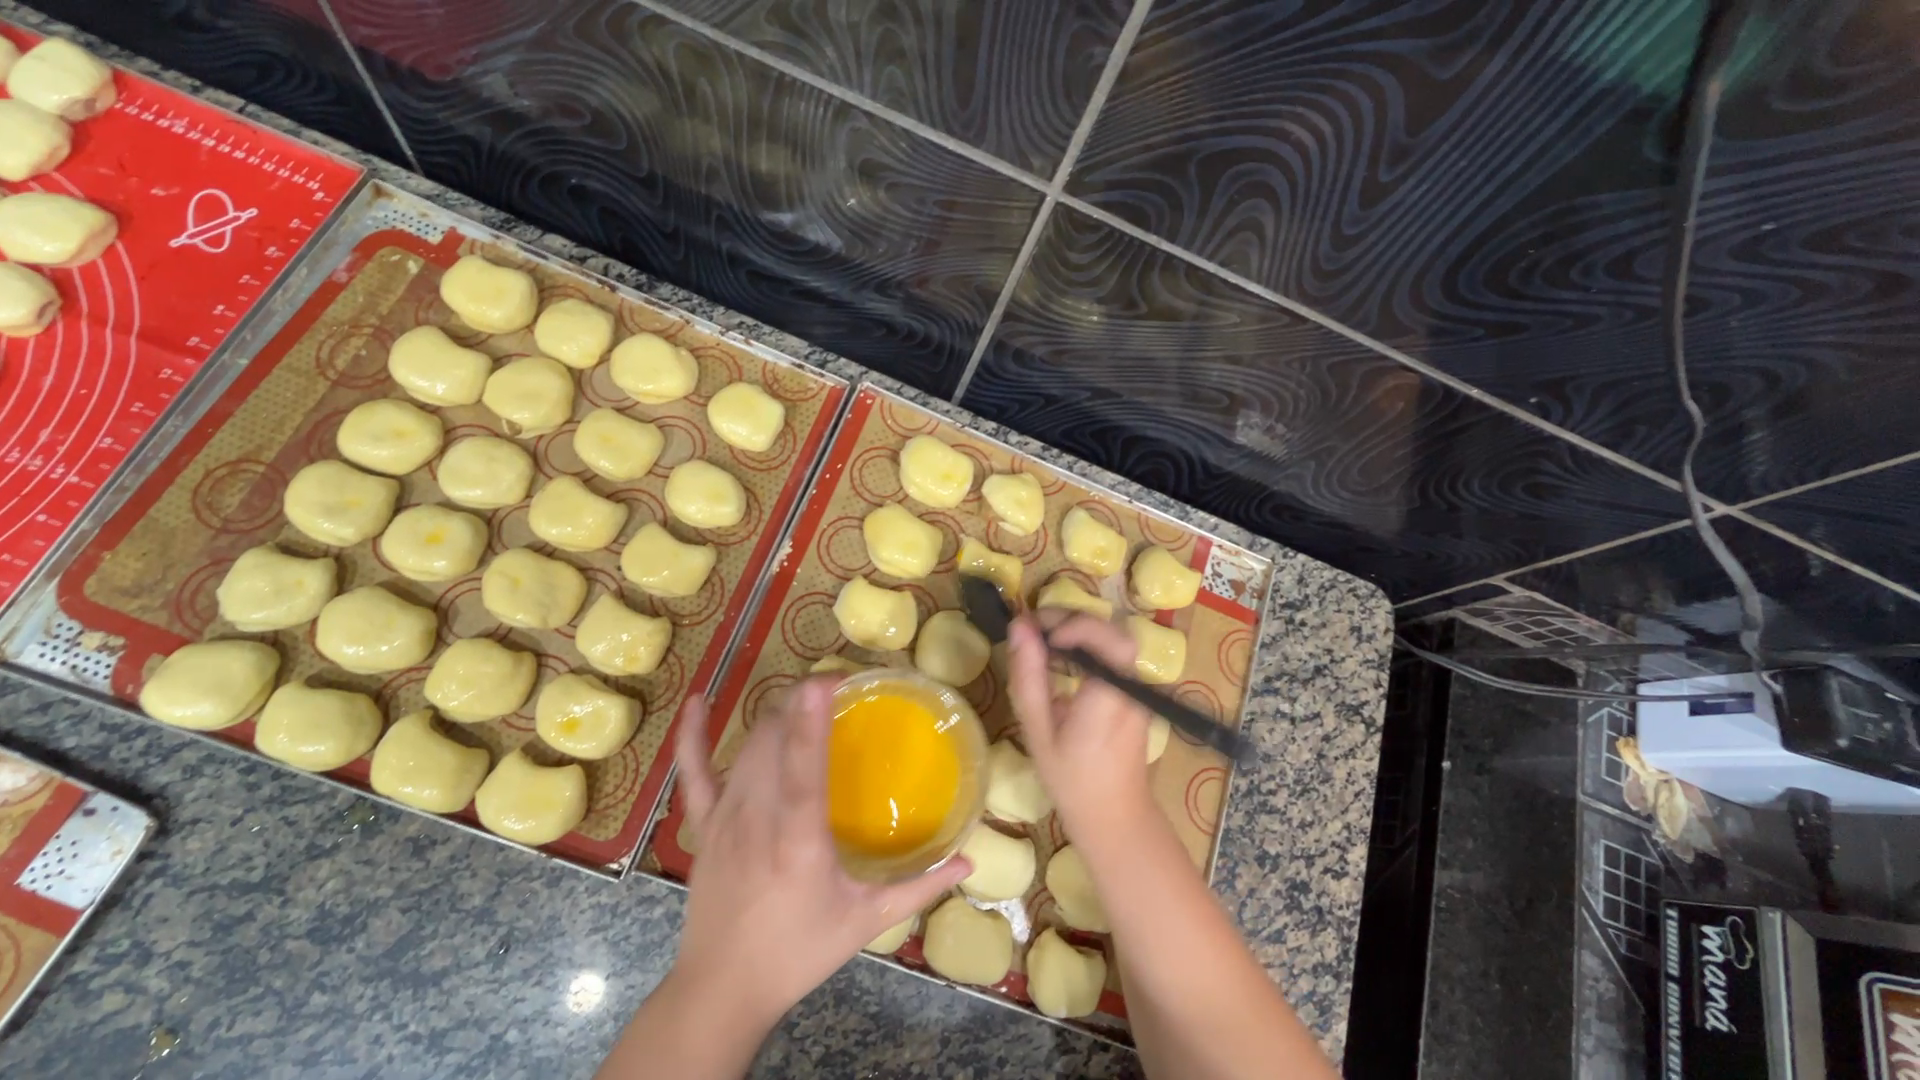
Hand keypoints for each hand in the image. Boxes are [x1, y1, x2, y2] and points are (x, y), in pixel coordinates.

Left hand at [667, 678, 970, 1024]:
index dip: (811, 721)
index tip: (826, 681)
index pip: (802, 769)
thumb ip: (920, 889)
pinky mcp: (704, 826)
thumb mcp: (866, 923)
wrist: (723, 987)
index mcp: (798, 843)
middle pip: (772, 742)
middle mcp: (756, 820)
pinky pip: (693, 772)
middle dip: (801, 704)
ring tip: (806, 698)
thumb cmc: (799, 952)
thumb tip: (970, 858)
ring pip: (746, 747)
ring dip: (775, 715)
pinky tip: (701, 700)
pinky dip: (692, 735)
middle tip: (839, 690)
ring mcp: (724, 819)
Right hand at [1006, 613, 1154, 847]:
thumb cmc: (1072, 781)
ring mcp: (1138, 689)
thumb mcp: (1038, 732)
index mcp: (1109, 695)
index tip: (1037, 632)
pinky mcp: (1135, 694)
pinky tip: (1061, 663)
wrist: (1115, 817)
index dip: (1072, 623)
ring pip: (1115, 639)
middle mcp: (1131, 686)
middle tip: (1034, 630)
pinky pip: (1115, 657)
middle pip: (1112, 631)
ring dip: (1079, 632)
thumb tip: (1019, 628)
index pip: (1105, 637)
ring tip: (1043, 643)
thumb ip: (1029, 678)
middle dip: (1072, 621)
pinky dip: (1088, 649)